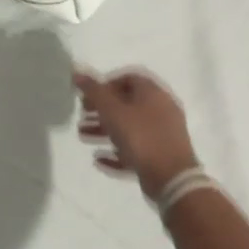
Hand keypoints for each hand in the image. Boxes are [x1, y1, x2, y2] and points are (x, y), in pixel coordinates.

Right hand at [74, 70, 200, 196]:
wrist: (171, 178)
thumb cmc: (141, 137)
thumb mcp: (112, 111)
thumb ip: (94, 91)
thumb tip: (77, 70)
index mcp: (153, 94)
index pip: (129, 78)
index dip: (106, 84)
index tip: (89, 95)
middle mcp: (161, 110)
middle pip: (127, 103)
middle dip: (101, 109)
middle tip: (82, 115)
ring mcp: (163, 134)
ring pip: (129, 127)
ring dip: (105, 130)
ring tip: (82, 136)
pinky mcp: (161, 155)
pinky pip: (135, 149)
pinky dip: (117, 152)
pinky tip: (99, 160)